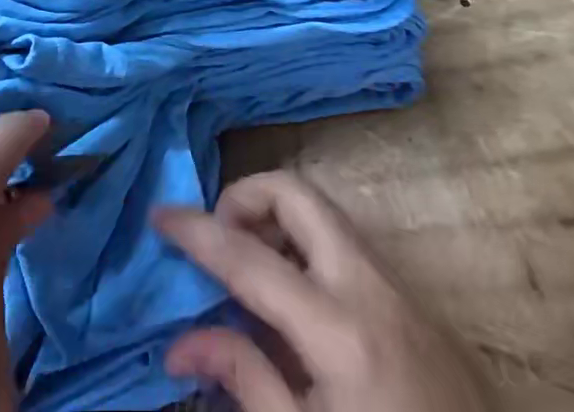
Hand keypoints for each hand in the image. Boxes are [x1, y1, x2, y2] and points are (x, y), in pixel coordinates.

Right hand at [154, 171, 484, 411]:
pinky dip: (305, 244)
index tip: (159, 215)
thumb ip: (241, 377)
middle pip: (298, 194)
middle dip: (246, 197)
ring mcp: (400, 290)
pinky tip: (292, 299)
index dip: (194, 231)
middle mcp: (371, 288)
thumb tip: (179, 344)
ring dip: (276, 219)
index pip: (246, 256)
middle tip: (217, 238)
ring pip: (324, 213)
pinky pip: (345, 244)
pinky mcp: (415, 303)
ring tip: (248, 268)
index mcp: (338, 329)